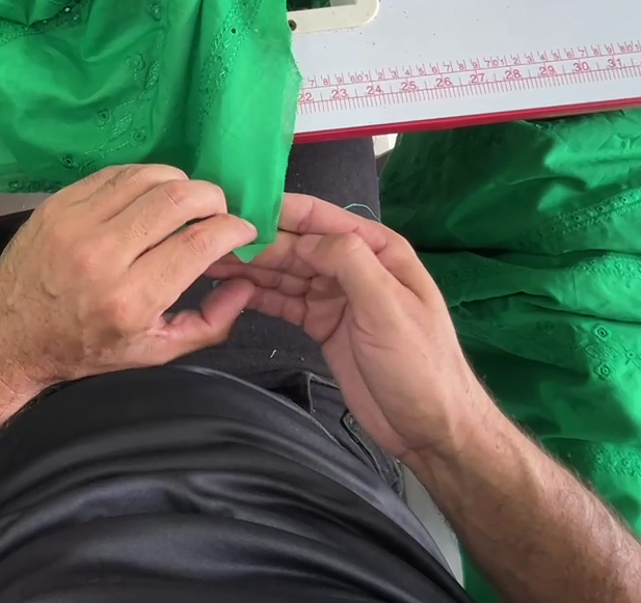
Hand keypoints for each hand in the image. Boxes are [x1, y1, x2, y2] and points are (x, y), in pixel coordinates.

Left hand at [0, 164, 258, 396]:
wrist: (7, 337)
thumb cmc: (85, 348)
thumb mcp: (153, 353)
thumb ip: (209, 323)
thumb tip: (247, 283)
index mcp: (130, 299)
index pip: (198, 243)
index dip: (233, 229)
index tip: (242, 230)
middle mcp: (103, 255)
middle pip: (177, 198)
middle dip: (212, 198)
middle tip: (217, 211)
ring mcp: (75, 223)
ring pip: (148, 176)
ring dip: (180, 182)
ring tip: (186, 201)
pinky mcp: (58, 203)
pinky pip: (115, 173)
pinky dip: (144, 178)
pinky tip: (150, 194)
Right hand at [208, 194, 498, 464]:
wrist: (432, 431)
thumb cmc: (420, 365)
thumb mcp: (388, 307)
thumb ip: (348, 261)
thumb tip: (302, 238)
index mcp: (374, 248)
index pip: (316, 216)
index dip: (275, 210)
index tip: (233, 209)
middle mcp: (351, 264)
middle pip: (293, 243)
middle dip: (252, 241)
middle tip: (208, 243)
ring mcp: (334, 294)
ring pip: (283, 270)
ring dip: (248, 266)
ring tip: (208, 263)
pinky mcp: (320, 322)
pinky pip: (282, 299)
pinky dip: (256, 293)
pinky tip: (228, 289)